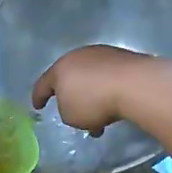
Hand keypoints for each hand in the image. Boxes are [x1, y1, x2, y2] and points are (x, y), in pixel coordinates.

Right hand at [30, 45, 159, 134]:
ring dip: (92, 97)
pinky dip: (106, 91)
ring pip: (90, 78)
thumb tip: (74, 105)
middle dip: (71, 97)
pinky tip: (113, 106)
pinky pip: (107, 77)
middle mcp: (78, 56)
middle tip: (73, 113)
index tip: (37, 106)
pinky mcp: (122, 57)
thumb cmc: (94, 102)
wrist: (133, 84)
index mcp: (60, 69)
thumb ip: (66, 111)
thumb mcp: (70, 116)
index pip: (43, 84)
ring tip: (99, 118)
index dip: (38, 97)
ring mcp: (102, 54)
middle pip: (69, 78)